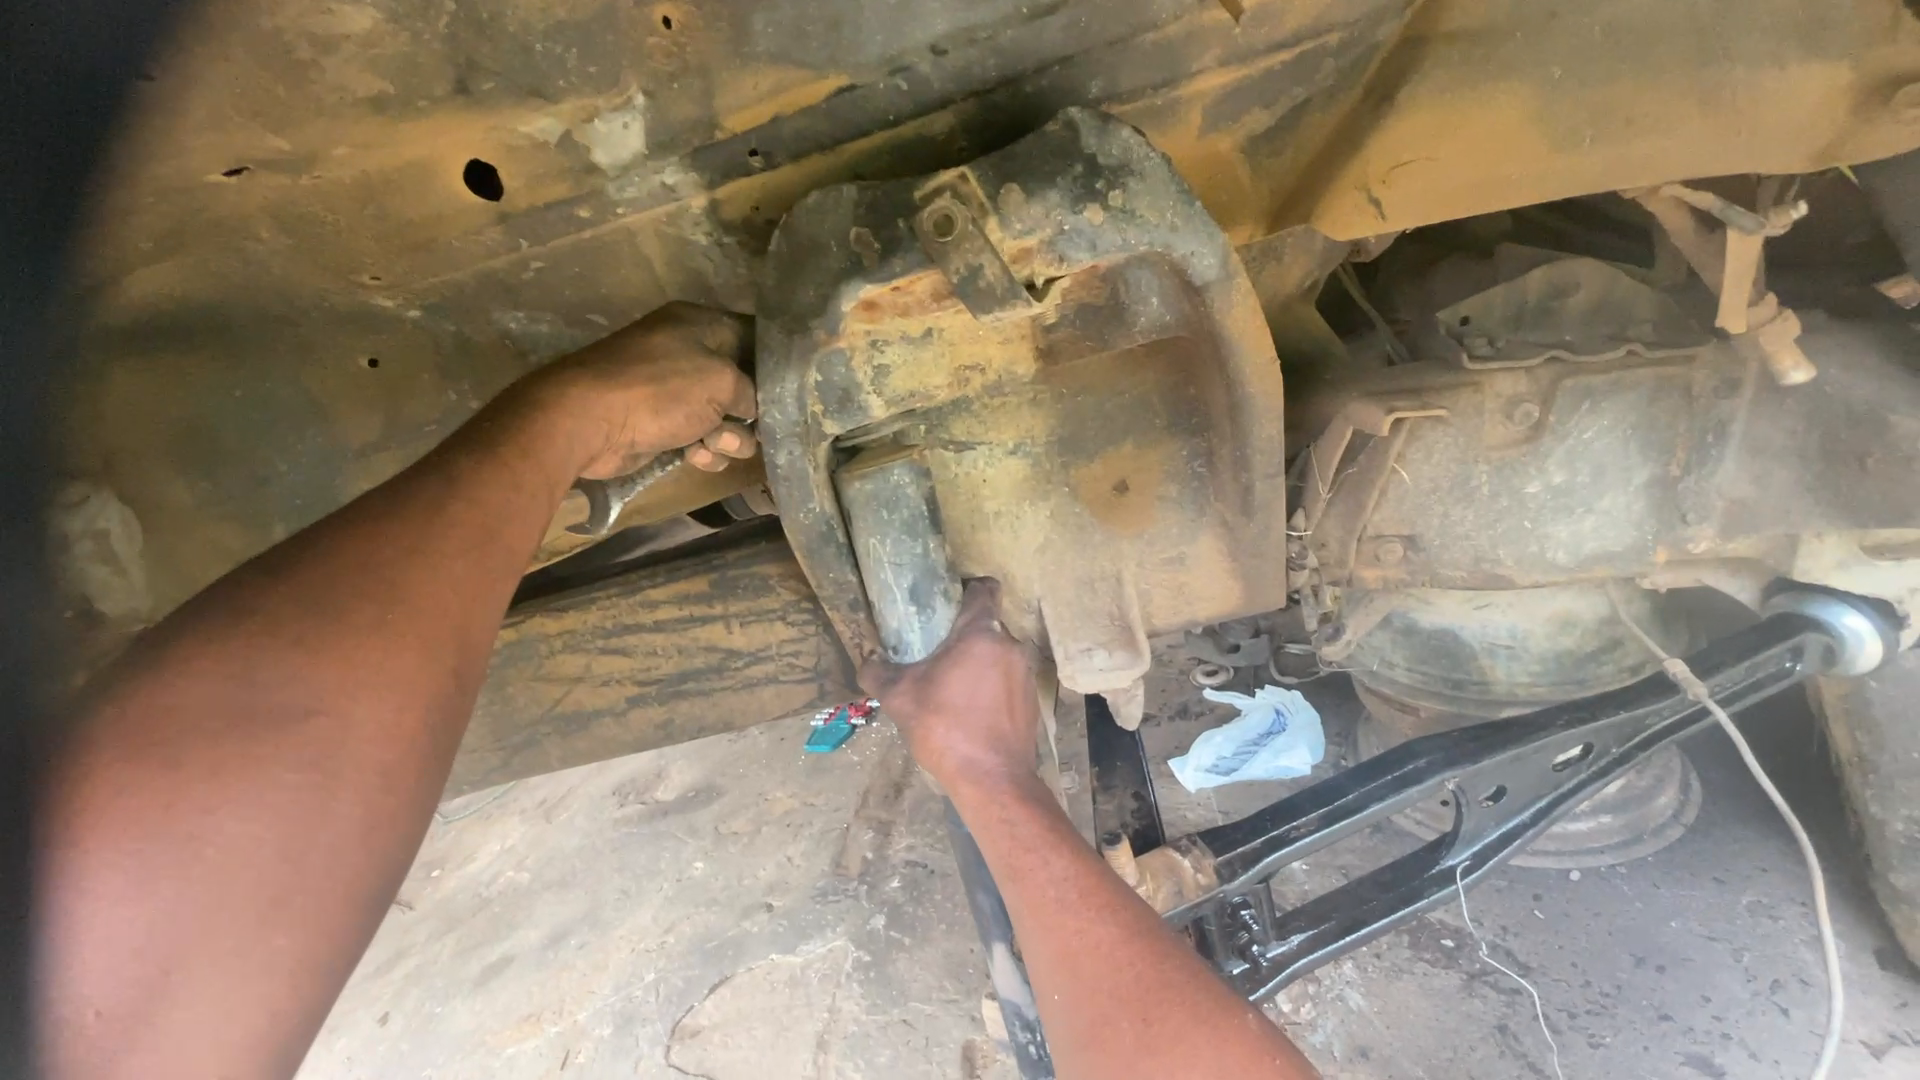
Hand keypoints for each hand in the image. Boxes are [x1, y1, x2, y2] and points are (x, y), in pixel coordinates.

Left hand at [517, 302, 758, 478]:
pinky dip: (703, 451)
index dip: (774, 366)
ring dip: (728, 438)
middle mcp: (688, 353)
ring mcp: (673, 392)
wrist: (588, 422)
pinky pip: (701, 440)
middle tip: (748, 425)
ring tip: (713, 443)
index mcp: (700, 325)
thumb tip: (755, 407)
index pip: (753, 338)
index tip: (792, 393)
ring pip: (725, 420)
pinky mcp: (661, 425)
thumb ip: (753, 391)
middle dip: (750, 413)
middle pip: (743, 386)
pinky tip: (693, 455)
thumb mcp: (722, 380)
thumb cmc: (660, 389)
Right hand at [859, 579, 1042, 796]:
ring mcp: (1026, 674)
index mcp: (981, 633)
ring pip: (998, 655)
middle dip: (962, 636)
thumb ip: (878, 673)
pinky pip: (1008, 681)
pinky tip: (970, 711)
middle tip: (935, 652)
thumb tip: (865, 661)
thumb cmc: (945, 727)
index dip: (967, 588)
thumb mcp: (900, 698)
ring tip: (951, 686)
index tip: (948, 601)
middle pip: (987, 626)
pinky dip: (991, 687)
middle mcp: (1011, 646)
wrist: (992, 779)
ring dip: (977, 663)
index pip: (984, 589)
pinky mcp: (1032, 701)